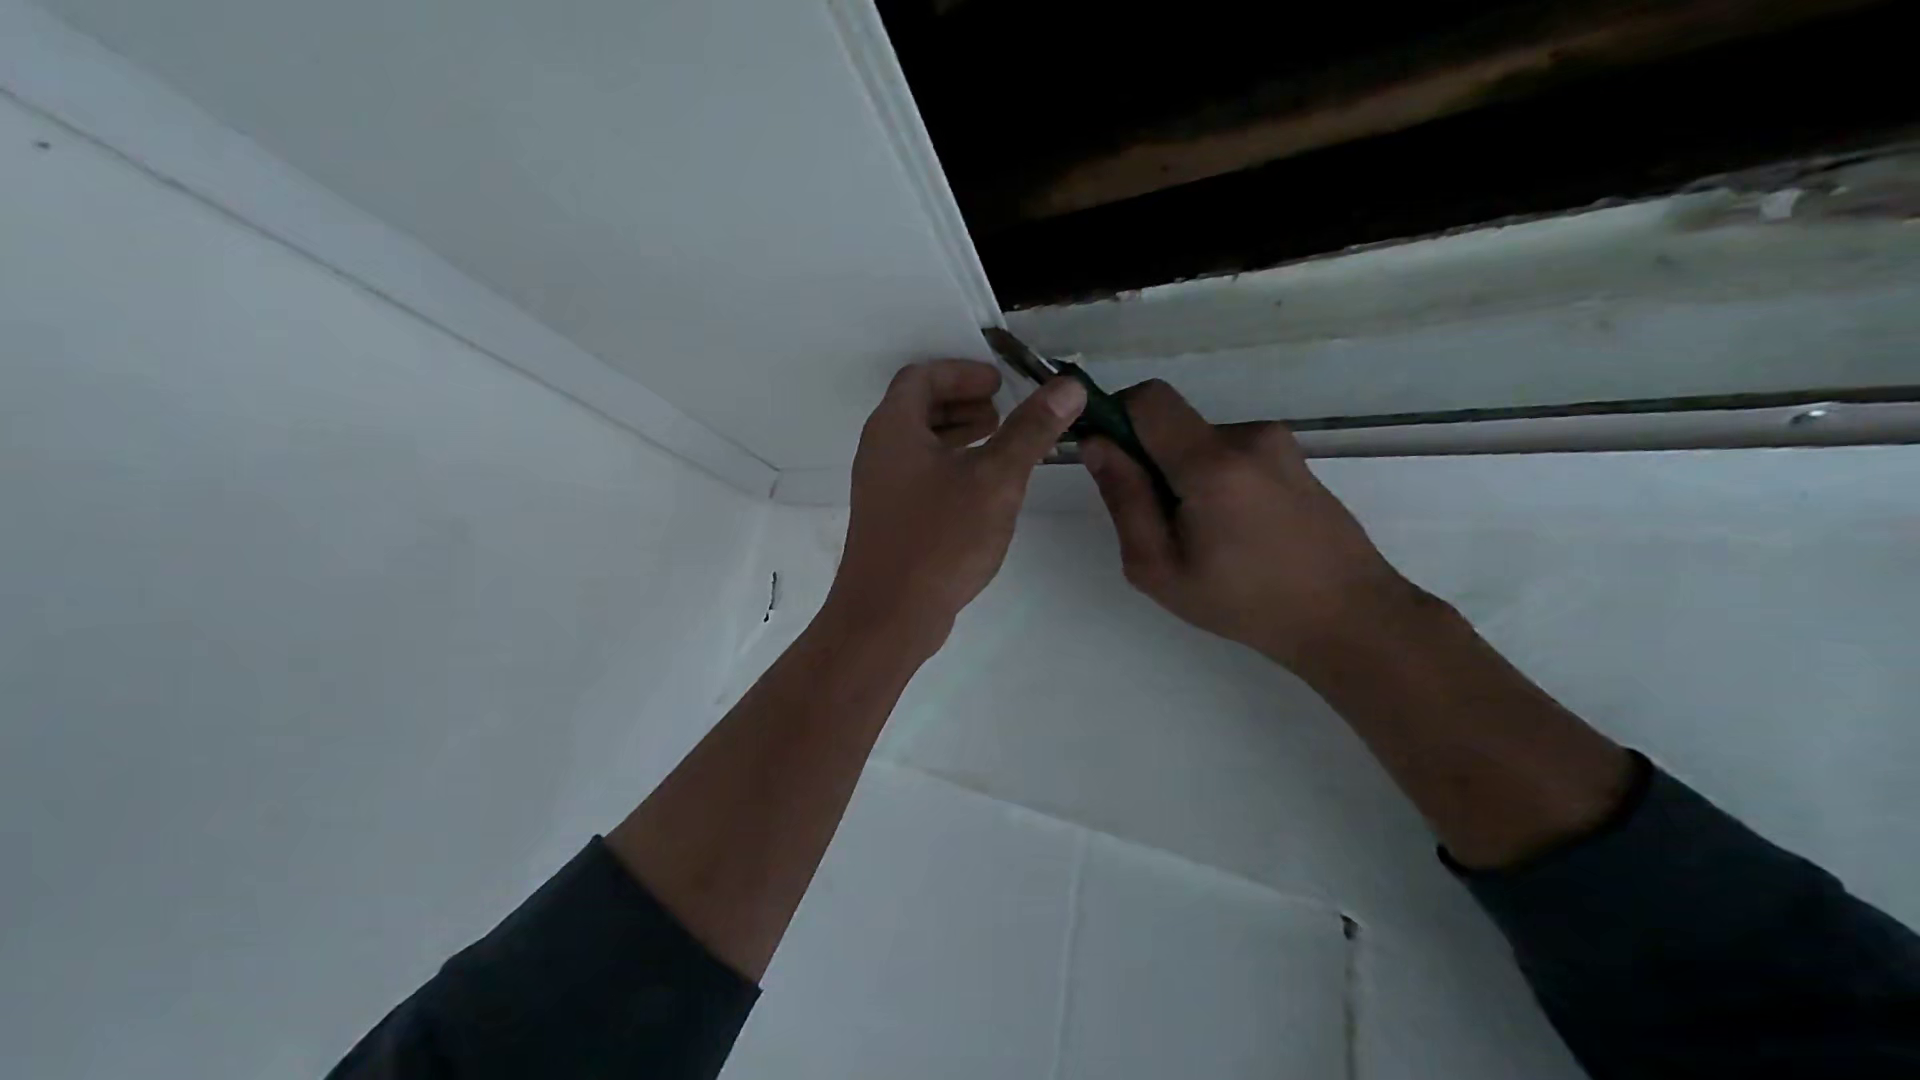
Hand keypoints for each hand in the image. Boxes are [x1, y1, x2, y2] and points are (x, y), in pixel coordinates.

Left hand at [827, 360, 1085, 653]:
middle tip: (1003, 410)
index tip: (1000, 383)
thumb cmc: (940, 538)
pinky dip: (949, 464)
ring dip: (957, 433)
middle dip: (962, 401)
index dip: (962, 372)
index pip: (922, 377)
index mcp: (894, 428)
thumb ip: (1030, 431)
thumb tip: (1068, 385)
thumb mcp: (994, 479)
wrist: (889, 614)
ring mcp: (880, 487)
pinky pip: (919, 473)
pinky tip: (981, 487)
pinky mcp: (889, 518)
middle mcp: (879, 450)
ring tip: (998, 441)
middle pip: (917, 407)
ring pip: (919, 443)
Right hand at [1081, 380, 1423, 669]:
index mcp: (1211, 463)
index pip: (1148, 399)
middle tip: (1162, 525)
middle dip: (1151, 463)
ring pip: (1200, 443)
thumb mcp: (1159, 566)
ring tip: (1205, 537)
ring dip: (1185, 477)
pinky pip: (1230, 454)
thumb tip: (1096, 443)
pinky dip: (1215, 481)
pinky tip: (1235, 530)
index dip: (1116, 416)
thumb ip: (1124, 498)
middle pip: (1173, 426)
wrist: (1348, 616)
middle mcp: (1247, 437)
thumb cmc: (1243, 602)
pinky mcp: (1292, 458)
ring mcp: (1276, 444)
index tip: (1110, 460)